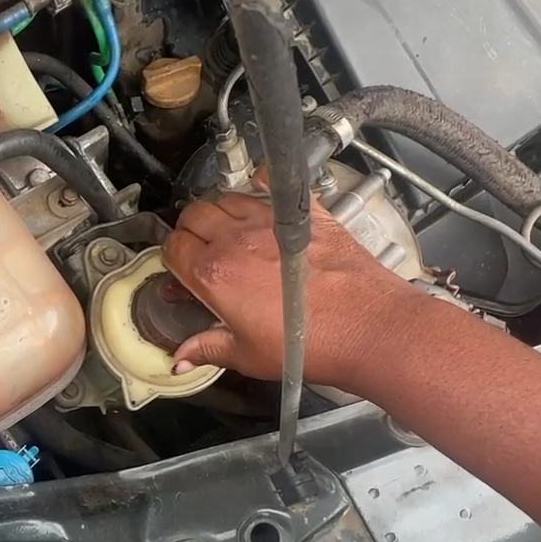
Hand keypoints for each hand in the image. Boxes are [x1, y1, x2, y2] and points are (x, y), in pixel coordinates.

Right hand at [162, 191, 427, 390]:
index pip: (173, 246)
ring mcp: (271, 222)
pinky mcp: (303, 214)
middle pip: (194, 214)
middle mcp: (237, 240)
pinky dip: (260, 183)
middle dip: (189, 229)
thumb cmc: (310, 344)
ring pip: (225, 196)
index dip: (171, 257)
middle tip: (198, 247)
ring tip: (226, 229)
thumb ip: (207, 348)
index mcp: (215, 274)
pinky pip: (271, 182)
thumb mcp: (246, 356)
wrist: (368, 328)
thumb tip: (182, 359)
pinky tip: (260, 198)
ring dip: (218, 209)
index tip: (179, 267)